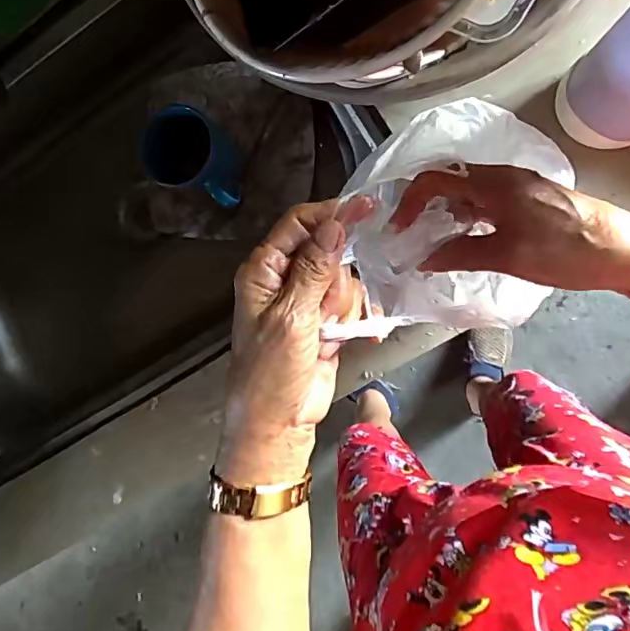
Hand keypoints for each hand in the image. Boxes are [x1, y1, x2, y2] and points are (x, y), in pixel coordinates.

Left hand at [218, 198, 374, 485]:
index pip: (298, 224)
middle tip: (325, 312)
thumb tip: (334, 226)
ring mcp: (306, 301)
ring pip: (344, 279)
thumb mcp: (292, 318)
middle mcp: (284, 279)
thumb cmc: (270, 373)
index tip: (365, 208)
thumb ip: (315, 270)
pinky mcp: (325, 321)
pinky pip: (352, 304)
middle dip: (336, 280)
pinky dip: (358, 319)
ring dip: (345, 306)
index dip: (330, 213)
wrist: (278, 423)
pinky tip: (351, 337)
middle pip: (329, 251)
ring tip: (329, 334)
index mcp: (264, 270)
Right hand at [391, 165, 629, 294]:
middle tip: (411, 233)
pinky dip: (467, 213)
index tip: (399, 229)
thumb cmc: (567, 251)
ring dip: (445, 210)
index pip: (435, 178)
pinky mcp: (531, 197)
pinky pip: (485, 197)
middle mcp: (503, 176)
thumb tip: (423, 259)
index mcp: (494, 183)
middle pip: (448, 178)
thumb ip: (461, 254)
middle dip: (423, 203)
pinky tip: (469, 236)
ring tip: (435, 239)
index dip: (410, 201)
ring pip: (467, 188)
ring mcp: (519, 185)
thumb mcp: (509, 257)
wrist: (628, 252)